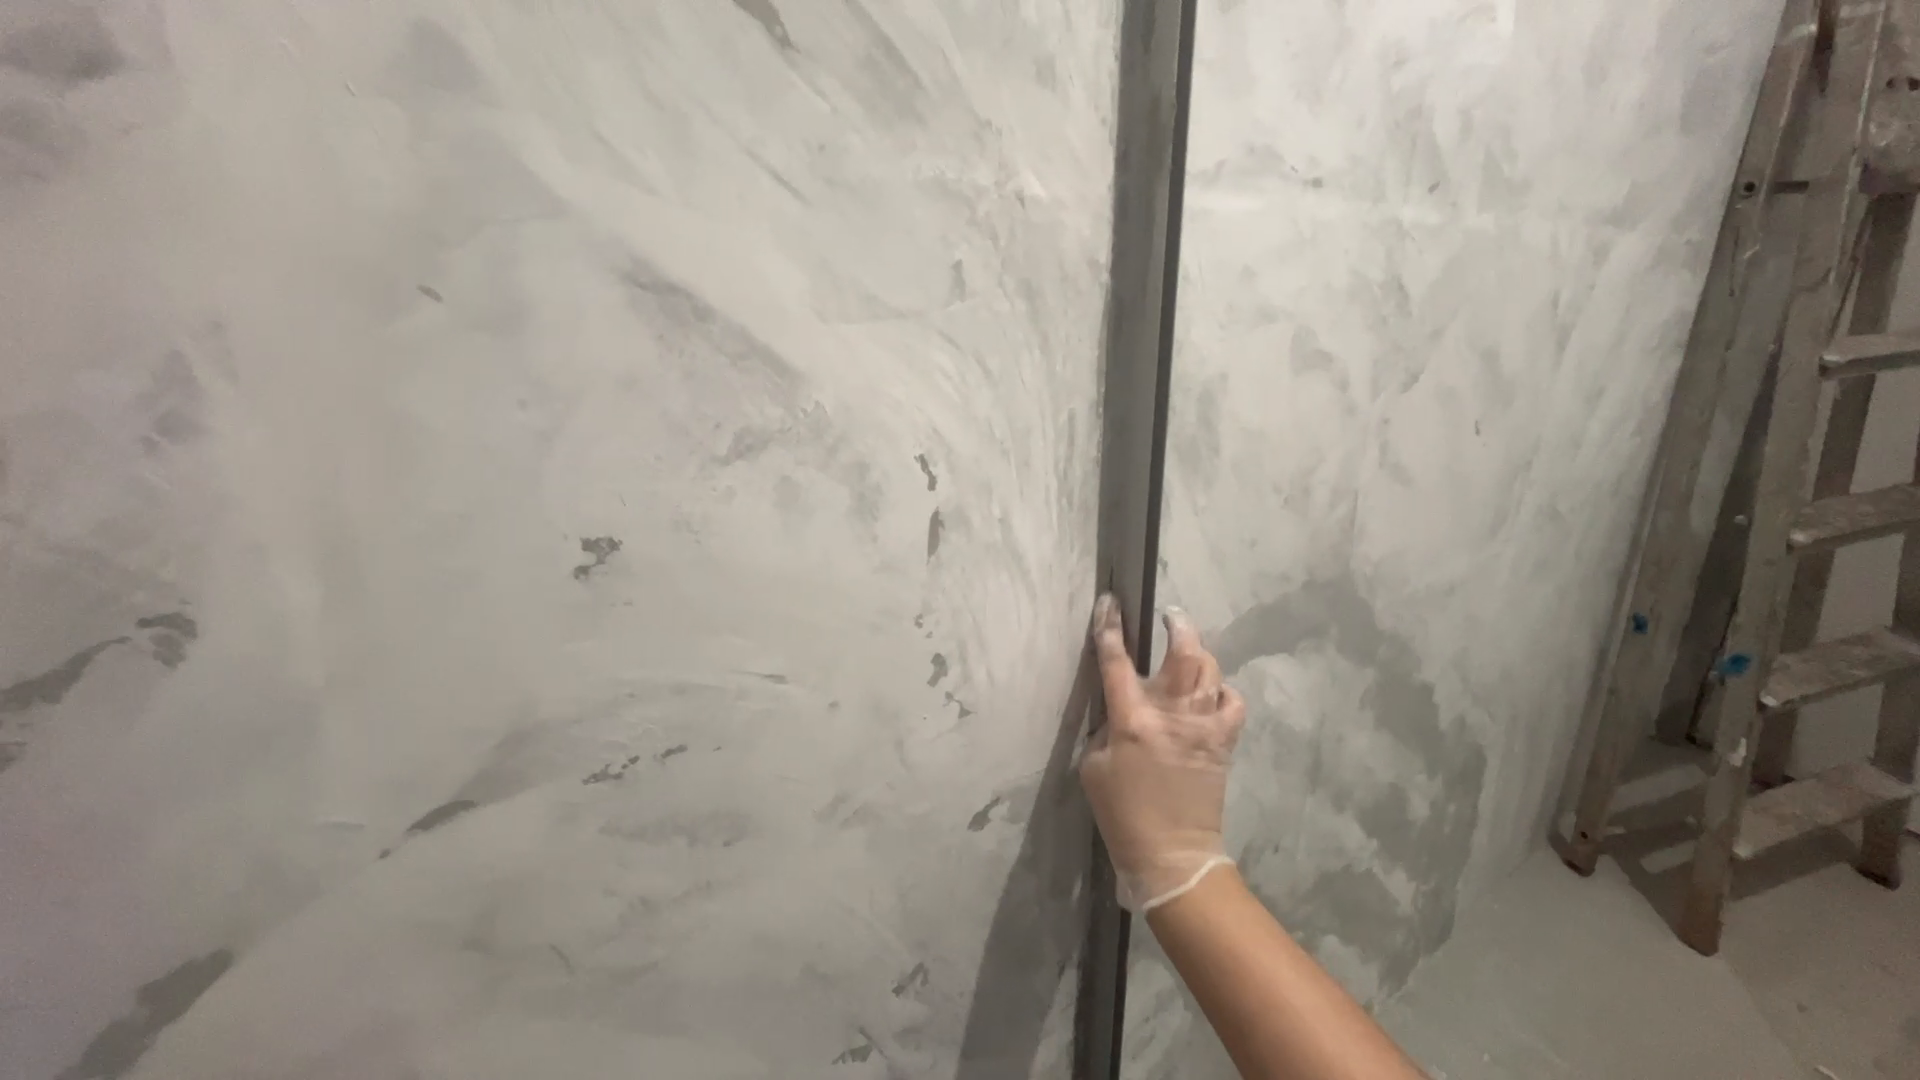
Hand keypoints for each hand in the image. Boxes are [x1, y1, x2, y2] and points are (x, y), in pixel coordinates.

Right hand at [1080, 593, 1246, 911]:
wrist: (1172, 854)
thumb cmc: (1122, 813)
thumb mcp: (1094, 767)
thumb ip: (1107, 728)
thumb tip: (1123, 707)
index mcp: (1133, 722)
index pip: (1117, 662)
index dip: (1109, 628)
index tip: (1108, 603)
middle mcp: (1173, 716)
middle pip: (1184, 654)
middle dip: (1178, 625)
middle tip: (1170, 614)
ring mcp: (1204, 727)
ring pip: (1211, 671)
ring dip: (1200, 652)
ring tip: (1188, 646)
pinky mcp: (1223, 742)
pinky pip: (1232, 702)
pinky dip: (1223, 689)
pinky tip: (1212, 691)